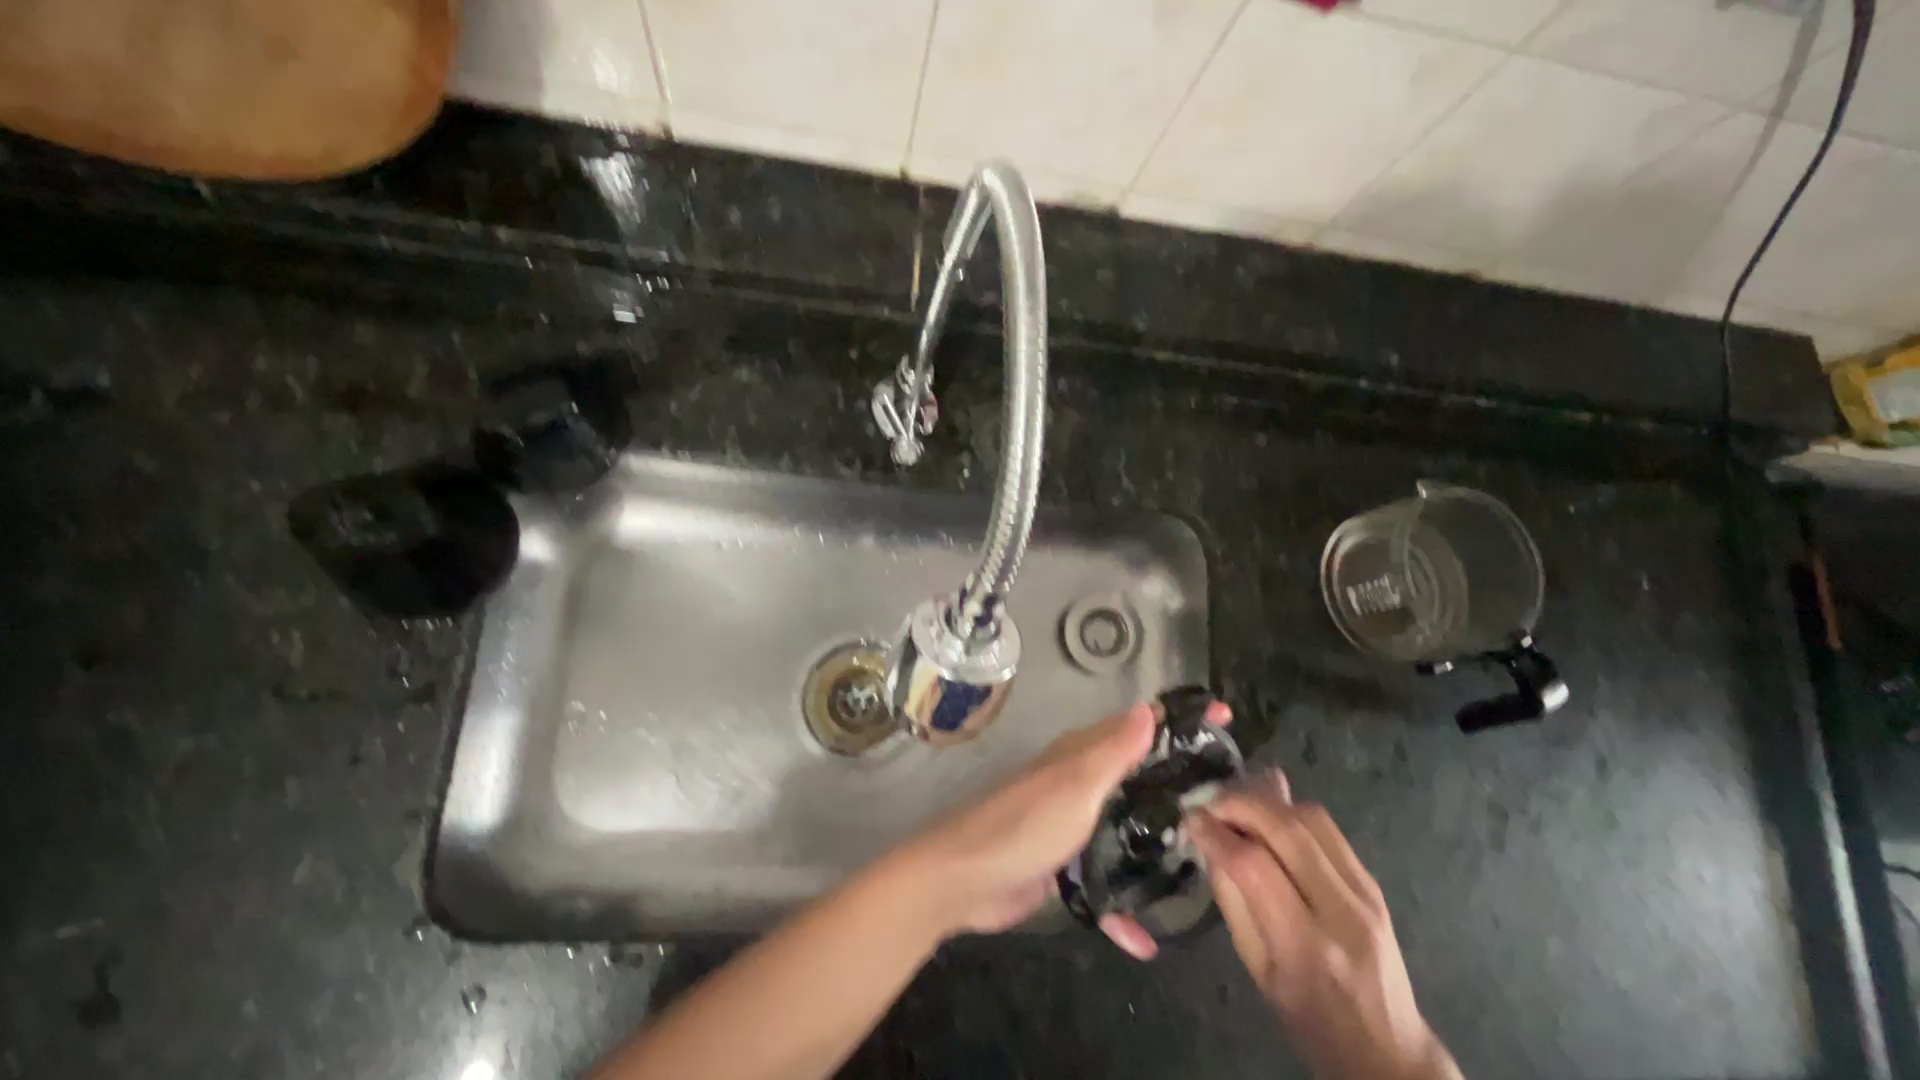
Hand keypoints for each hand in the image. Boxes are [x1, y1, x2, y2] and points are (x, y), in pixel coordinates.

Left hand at [896, 698, 1228, 945]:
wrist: (962, 881)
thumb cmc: (1022, 826)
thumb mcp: (1075, 784)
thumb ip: (1112, 751)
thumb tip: (1148, 707)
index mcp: (1082, 755)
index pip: (1139, 725)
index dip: (1180, 719)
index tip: (1227, 720)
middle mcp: (1079, 783)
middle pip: (1140, 776)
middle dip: (1181, 786)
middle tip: (1231, 804)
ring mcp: (1072, 827)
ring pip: (1127, 830)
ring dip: (1158, 846)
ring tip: (1206, 866)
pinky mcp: (1063, 868)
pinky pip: (1104, 883)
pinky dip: (1122, 908)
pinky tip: (1144, 940)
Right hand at [1187, 784, 1460, 1079]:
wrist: (1388, 1049)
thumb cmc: (1310, 1021)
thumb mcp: (1258, 972)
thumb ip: (1235, 904)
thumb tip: (1211, 844)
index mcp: (1304, 947)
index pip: (1253, 867)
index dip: (1216, 834)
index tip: (1190, 820)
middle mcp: (1341, 911)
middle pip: (1286, 829)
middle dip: (1239, 804)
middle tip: (1208, 803)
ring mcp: (1365, 892)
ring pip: (1311, 819)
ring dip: (1266, 803)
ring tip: (1235, 808)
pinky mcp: (1374, 881)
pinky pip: (1328, 830)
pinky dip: (1291, 816)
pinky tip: (1269, 823)